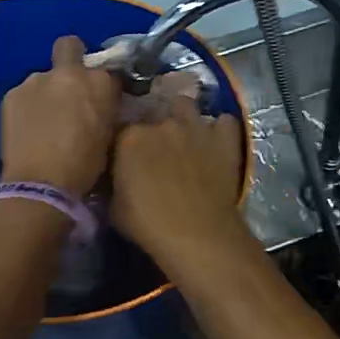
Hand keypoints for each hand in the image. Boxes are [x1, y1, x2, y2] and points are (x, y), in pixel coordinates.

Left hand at [0, 36, 119, 197]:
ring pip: (44, 76)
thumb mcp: (109, 132)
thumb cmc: (86, 163)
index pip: (107, 71)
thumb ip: (105, 106)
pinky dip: (28, 105)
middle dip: (71, 56)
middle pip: (69, 46)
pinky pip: (25, 93)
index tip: (100, 99)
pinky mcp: (12, 94)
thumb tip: (100, 102)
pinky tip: (28, 127)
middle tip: (69, 87)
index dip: (103, 83)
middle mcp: (69, 72)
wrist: (42, 182)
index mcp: (101, 82)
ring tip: (45, 119)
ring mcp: (36, 80)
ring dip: (47, 90)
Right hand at [111, 94, 247, 267]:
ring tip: (185, 136)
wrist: (196, 232)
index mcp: (130, 138)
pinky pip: (224, 121)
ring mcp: (196, 126)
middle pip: (154, 115)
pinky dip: (221, 129)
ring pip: (186, 105)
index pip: (122, 130)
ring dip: (184, 117)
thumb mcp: (114, 207)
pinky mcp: (224, 137)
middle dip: (154, 128)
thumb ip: (115, 182)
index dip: (125, 145)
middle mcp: (163, 124)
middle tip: (158, 151)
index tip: (128, 159)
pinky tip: (218, 142)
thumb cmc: (148, 225)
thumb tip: (119, 176)